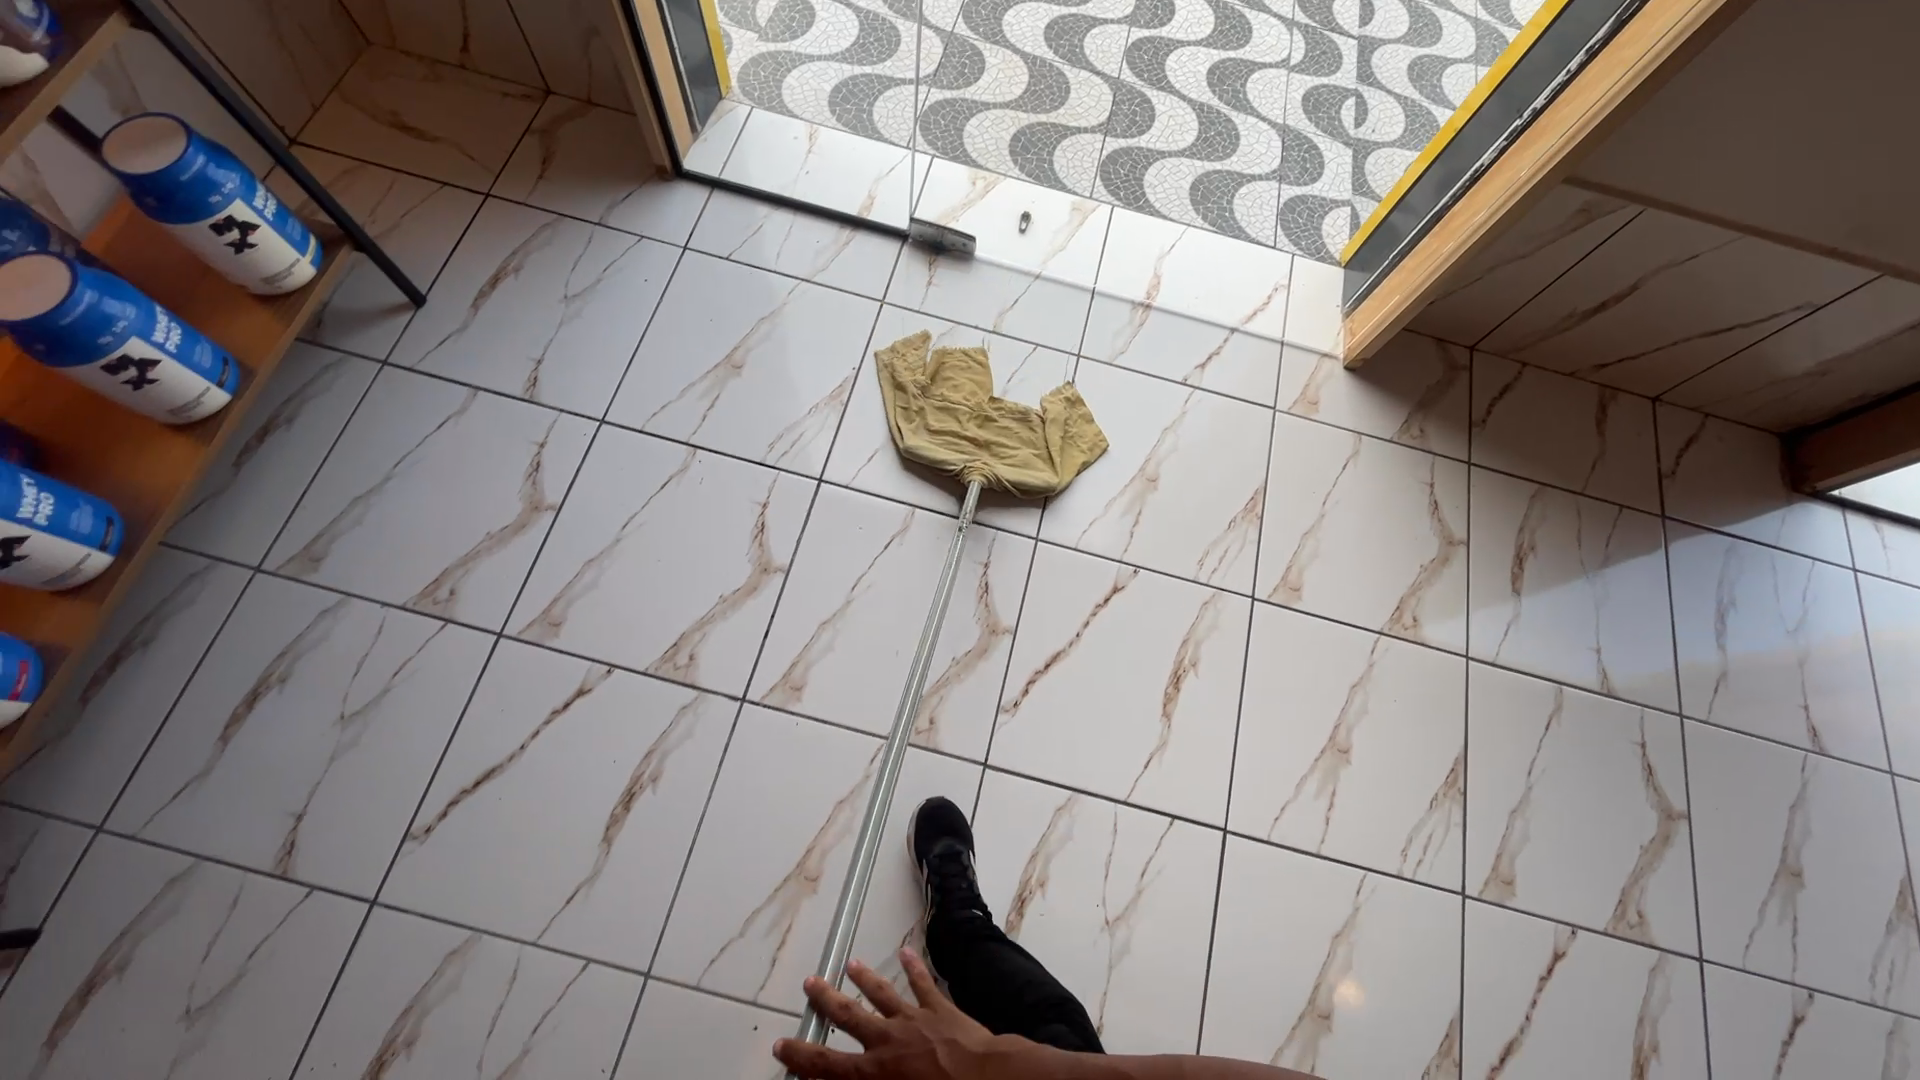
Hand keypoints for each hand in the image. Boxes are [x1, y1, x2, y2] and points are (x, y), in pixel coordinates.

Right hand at [773, 948, 1017, 1079]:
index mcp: (873, 1072)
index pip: (826, 1066)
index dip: (801, 1057)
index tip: (781, 1045)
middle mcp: (887, 1040)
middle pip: (849, 1017)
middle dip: (827, 1000)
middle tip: (810, 982)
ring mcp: (914, 1020)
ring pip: (883, 994)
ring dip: (866, 978)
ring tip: (852, 962)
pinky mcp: (940, 1010)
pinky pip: (924, 985)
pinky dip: (914, 968)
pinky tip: (908, 951)